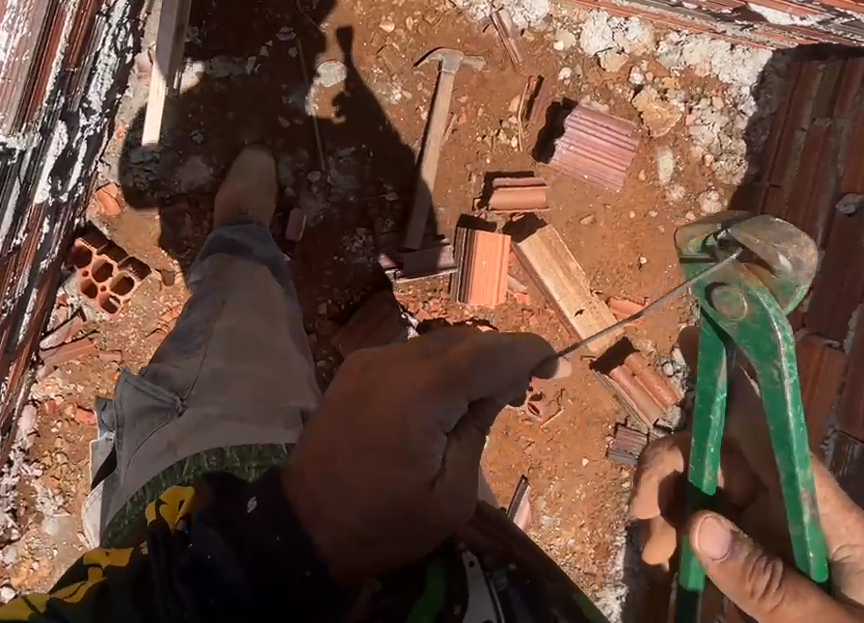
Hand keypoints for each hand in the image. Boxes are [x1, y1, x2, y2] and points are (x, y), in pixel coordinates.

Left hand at [281, 326, 560, 583]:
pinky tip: (448, 397)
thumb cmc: (385, 521)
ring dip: (469, 360)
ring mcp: (369, 360)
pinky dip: (438, 366)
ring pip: (434, 344)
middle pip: (461, 341)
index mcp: (420, 391)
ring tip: (492, 398)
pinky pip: (408, 355)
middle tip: (528, 389)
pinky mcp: (355, 369)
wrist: (307, 522)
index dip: (526, 351)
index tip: (556, 365)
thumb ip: (477, 430)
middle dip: (500, 356)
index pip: (486, 352)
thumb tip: (498, 387)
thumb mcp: (451, 495)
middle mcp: (392, 360)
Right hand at [629, 385, 863, 621]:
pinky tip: (669, 567)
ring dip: (668, 510)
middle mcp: (796, 512)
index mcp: (827, 514)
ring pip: (704, 493)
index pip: (772, 431)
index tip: (694, 338)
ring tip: (653, 556)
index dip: (732, 380)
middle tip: (641, 516)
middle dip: (669, 470)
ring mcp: (779, 541)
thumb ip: (774, 586)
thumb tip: (697, 523)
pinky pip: (711, 534)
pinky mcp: (767, 569)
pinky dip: (682, 541)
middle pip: (718, 457)